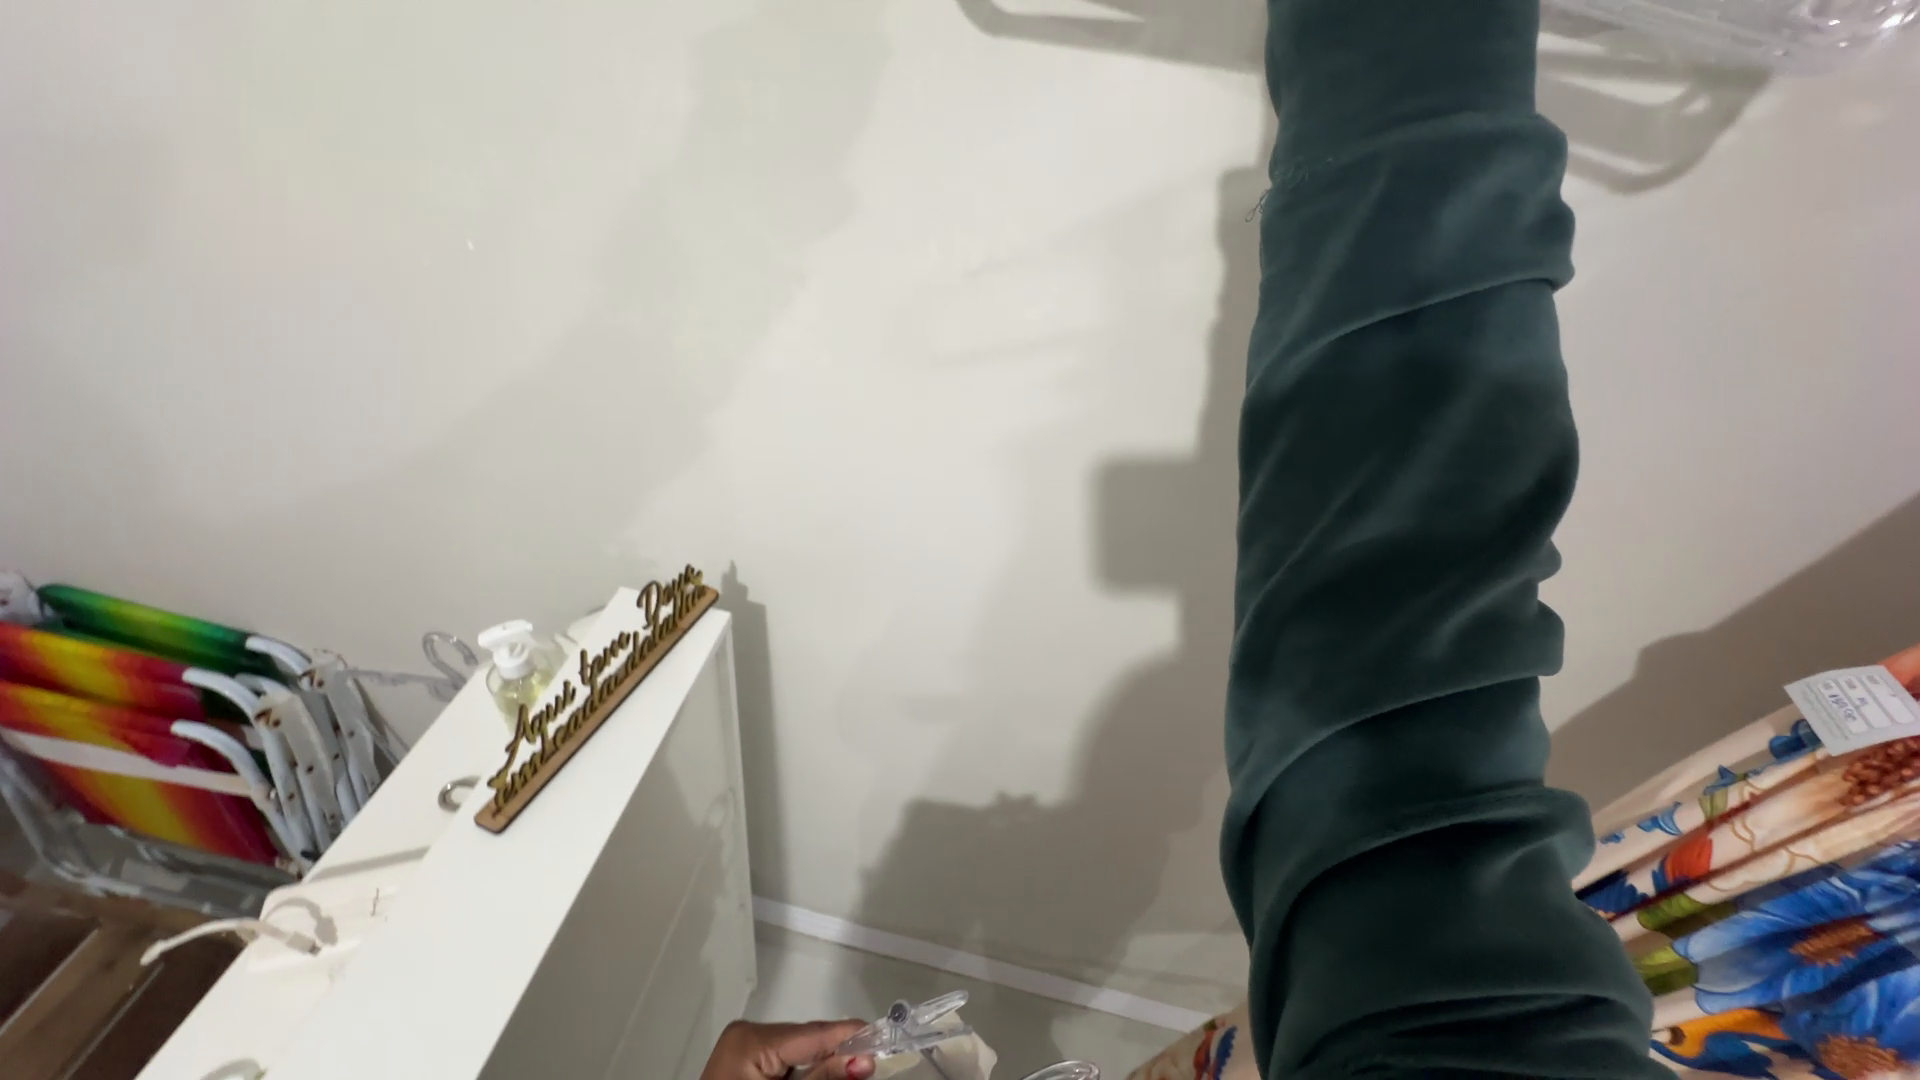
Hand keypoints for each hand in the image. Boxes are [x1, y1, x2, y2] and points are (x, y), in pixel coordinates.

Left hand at [699, 1019, 875, 1079]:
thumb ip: (822, 1079)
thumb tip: (863, 1059)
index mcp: (751, 1040)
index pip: (812, 1033)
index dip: (848, 1035)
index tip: (882, 1036)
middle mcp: (746, 1033)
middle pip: (806, 1040)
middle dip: (837, 1053)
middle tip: (869, 1063)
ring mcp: (742, 1046)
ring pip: (797, 1050)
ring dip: (822, 1064)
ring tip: (852, 1067)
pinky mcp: (743, 1060)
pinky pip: (783, 1060)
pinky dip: (803, 1071)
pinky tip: (822, 1074)